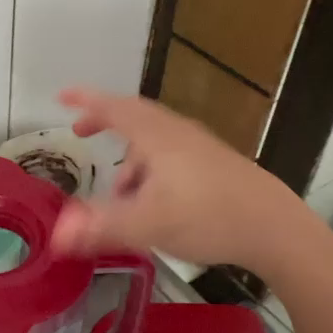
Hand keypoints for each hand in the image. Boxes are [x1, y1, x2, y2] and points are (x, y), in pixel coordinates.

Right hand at [50, 87, 319, 271]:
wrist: (276, 227)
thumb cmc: (208, 217)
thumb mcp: (147, 224)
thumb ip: (100, 228)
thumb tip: (56, 235)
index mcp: (157, 137)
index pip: (114, 108)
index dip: (86, 101)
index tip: (62, 96)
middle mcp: (177, 134)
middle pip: (135, 117)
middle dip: (105, 122)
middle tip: (81, 132)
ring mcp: (200, 148)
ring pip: (155, 141)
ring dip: (130, 157)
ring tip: (118, 190)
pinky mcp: (216, 166)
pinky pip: (172, 156)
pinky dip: (151, 169)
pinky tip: (155, 202)